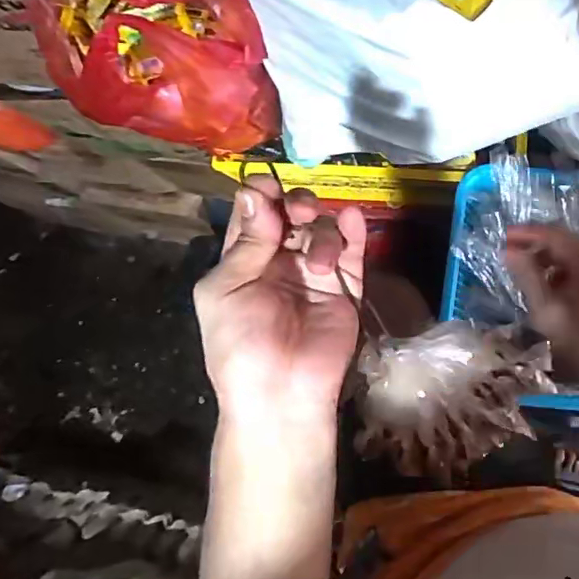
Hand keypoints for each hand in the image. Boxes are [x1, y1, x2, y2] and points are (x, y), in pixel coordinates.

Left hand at [194, 175, 368, 428]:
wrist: (281, 393)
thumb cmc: (240, 344)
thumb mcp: (225, 291)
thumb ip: (247, 243)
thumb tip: (256, 191)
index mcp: (244, 260)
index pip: (254, 214)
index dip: (261, 195)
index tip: (267, 185)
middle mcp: (280, 260)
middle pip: (291, 214)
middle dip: (296, 204)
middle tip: (298, 212)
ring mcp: (315, 271)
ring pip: (321, 228)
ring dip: (321, 230)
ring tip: (318, 261)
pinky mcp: (346, 285)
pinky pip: (352, 250)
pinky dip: (353, 230)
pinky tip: (351, 218)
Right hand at [503, 225, 578, 392]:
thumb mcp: (547, 310)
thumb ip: (527, 277)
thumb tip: (508, 251)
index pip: (555, 236)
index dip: (527, 234)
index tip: (504, 237)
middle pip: (564, 243)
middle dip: (535, 246)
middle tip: (509, 251)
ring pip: (571, 256)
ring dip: (546, 260)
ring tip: (522, 269)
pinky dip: (560, 272)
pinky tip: (544, 285)